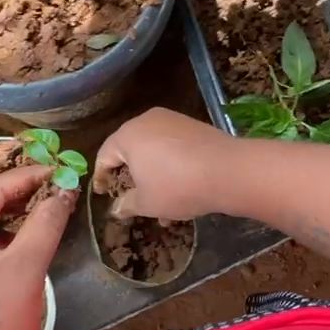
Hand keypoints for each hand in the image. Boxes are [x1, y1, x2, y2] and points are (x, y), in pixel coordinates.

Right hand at [95, 108, 236, 220]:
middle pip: (131, 150)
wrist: (228, 171)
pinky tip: (182, 192)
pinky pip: (173, 147)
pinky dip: (171, 167)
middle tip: (132, 199)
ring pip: (155, 151)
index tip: (104, 195)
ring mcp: (174, 121)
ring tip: (163, 207)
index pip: (105, 155)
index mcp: (128, 135)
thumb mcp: (147, 203)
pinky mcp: (194, 126)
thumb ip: (127, 204)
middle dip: (132, 178)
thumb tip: (116, 208)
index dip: (101, 177)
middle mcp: (148, 121)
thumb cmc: (177, 186)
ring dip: (154, 177)